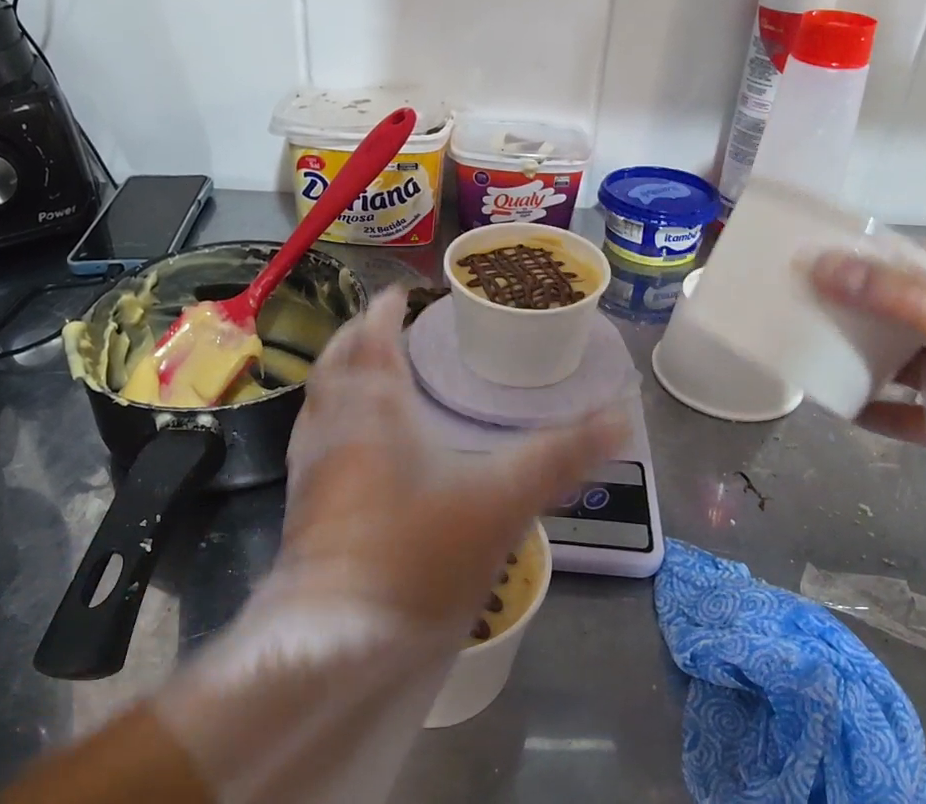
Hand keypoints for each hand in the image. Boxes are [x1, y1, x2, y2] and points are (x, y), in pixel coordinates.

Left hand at [150, 287, 627, 803]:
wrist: (342, 634)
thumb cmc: (420, 551)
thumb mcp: (505, 498)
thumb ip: (563, 456)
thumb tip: (622, 416)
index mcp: (373, 402)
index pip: (374, 334)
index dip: (386, 308)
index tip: (402, 291)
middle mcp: (331, 422)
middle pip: (338, 359)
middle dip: (359, 334)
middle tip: (387, 324)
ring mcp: (309, 464)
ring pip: (320, 398)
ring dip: (341, 374)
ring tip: (370, 372)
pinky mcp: (303, 503)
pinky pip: (316, 436)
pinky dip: (334, 417)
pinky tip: (357, 445)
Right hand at [809, 249, 925, 750]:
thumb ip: (899, 297)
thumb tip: (818, 263)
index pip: (917, 261)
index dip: (864, 254)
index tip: (803, 252)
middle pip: (900, 310)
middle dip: (847, 304)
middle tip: (783, 300)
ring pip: (897, 361)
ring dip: (852, 355)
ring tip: (794, 346)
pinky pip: (903, 414)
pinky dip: (869, 409)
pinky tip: (829, 406)